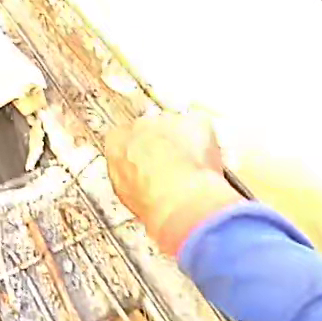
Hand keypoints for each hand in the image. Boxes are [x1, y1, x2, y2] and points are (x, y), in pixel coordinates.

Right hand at [104, 112, 242, 256]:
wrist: (177, 198)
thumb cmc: (150, 199)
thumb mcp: (124, 191)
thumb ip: (128, 172)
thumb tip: (137, 177)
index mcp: (116, 142)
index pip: (124, 138)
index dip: (138, 151)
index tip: (146, 163)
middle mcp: (140, 125)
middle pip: (151, 128)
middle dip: (162, 145)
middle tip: (171, 168)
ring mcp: (168, 121)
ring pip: (178, 127)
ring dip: (184, 143)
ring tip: (190, 170)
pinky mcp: (195, 121)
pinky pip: (201, 127)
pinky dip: (205, 141)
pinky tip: (204, 163)